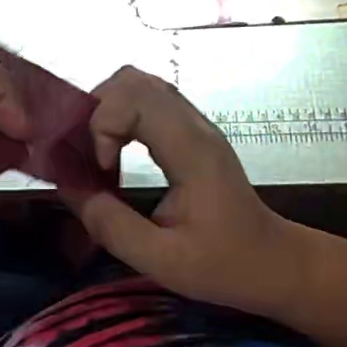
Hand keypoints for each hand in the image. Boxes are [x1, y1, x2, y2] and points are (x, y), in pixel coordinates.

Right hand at [61, 67, 311, 312]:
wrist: (273, 262)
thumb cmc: (224, 265)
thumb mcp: (162, 262)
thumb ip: (113, 227)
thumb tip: (73, 191)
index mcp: (191, 152)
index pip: (136, 100)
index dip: (103, 126)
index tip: (102, 170)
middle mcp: (194, 126)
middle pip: (134, 81)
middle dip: (97, 111)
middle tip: (88, 155)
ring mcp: (196, 125)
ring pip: (141, 85)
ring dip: (108, 111)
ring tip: (98, 153)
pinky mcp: (192, 133)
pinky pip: (149, 102)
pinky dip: (122, 117)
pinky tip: (117, 152)